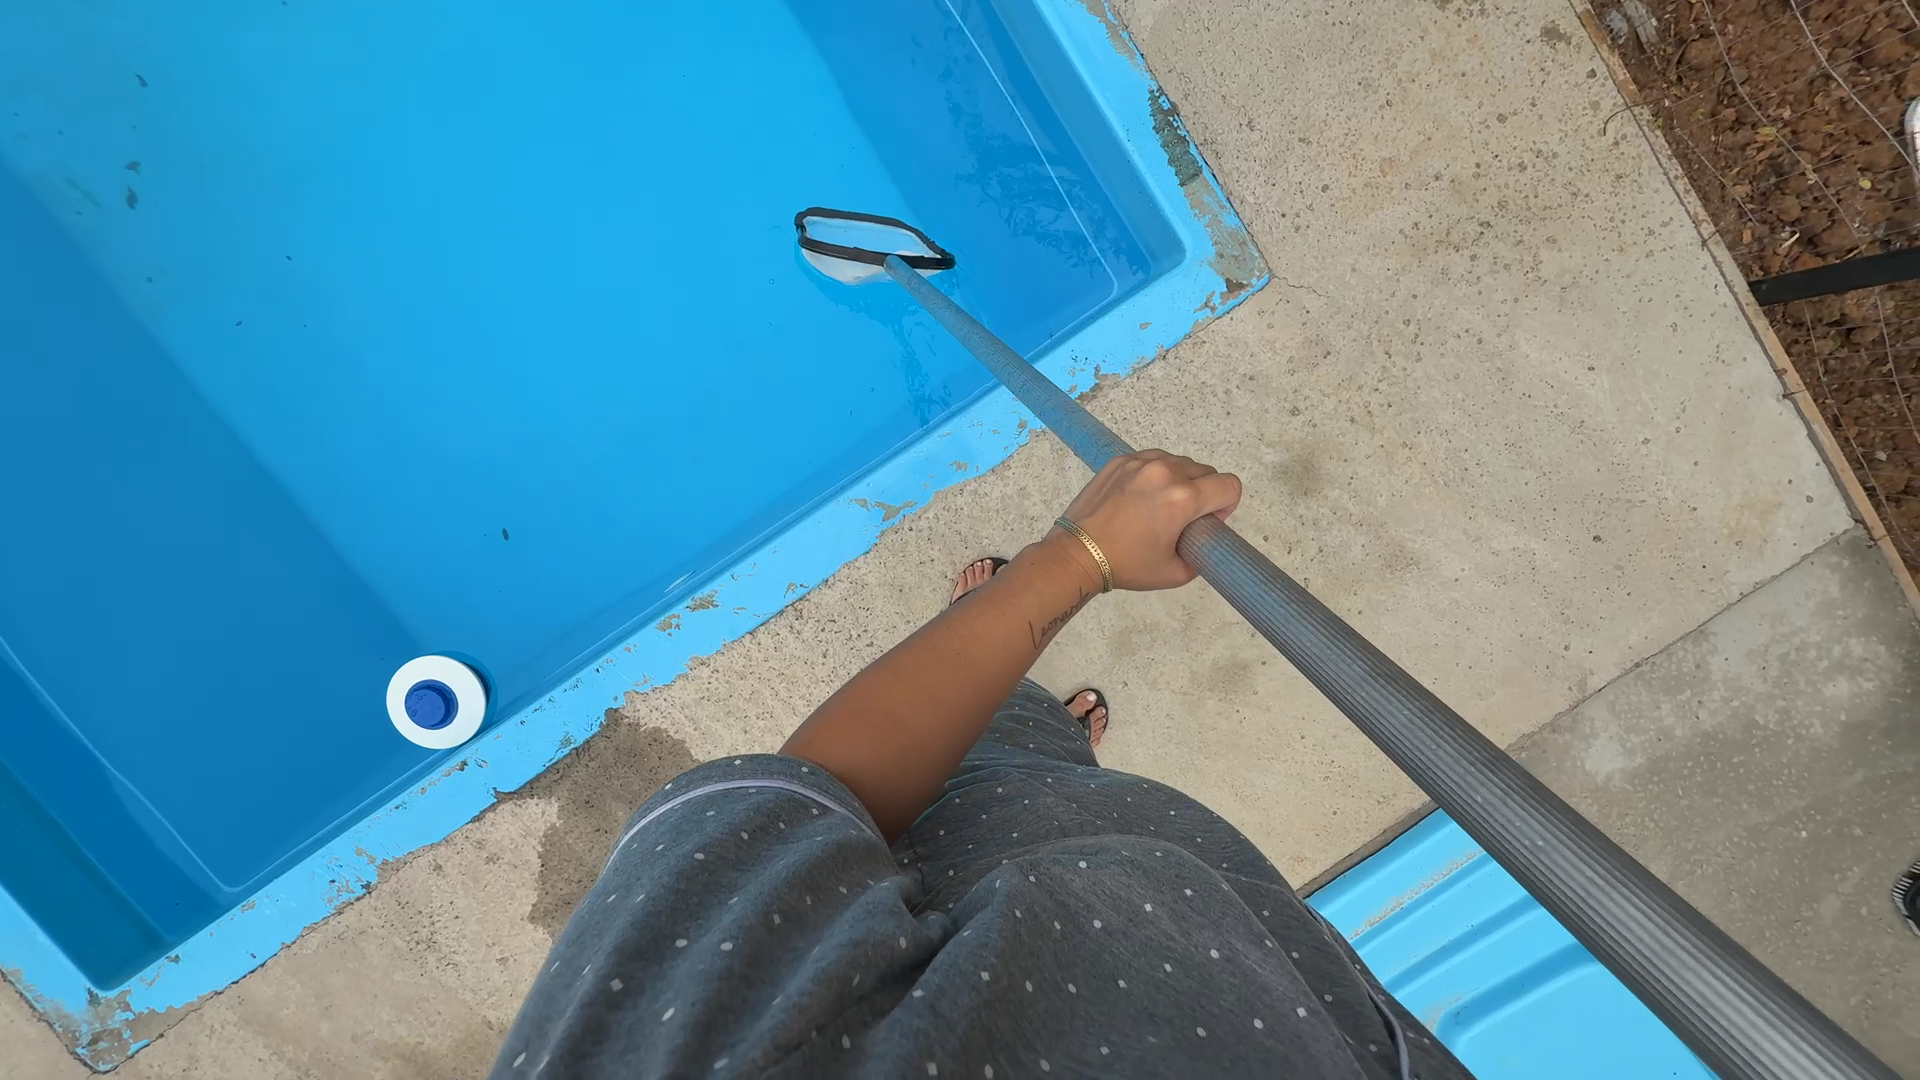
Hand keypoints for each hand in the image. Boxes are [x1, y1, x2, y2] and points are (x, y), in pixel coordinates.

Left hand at [1055, 450, 1241, 590]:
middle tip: (1181, 518)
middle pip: (1205, 472)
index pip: (1229, 486)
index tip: (1207, 521)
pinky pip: (1152, 459)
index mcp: (1183, 498)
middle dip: (1203, 493)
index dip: (1225, 505)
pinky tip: (1140, 496)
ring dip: (1179, 480)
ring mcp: (1139, 462)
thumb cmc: (1127, 565)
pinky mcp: (1119, 461)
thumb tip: (1204, 536)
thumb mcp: (1175, 572)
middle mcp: (1165, 472)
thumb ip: (1202, 552)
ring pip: (1178, 462)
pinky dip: (1154, 474)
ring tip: (1158, 505)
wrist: (1078, 552)